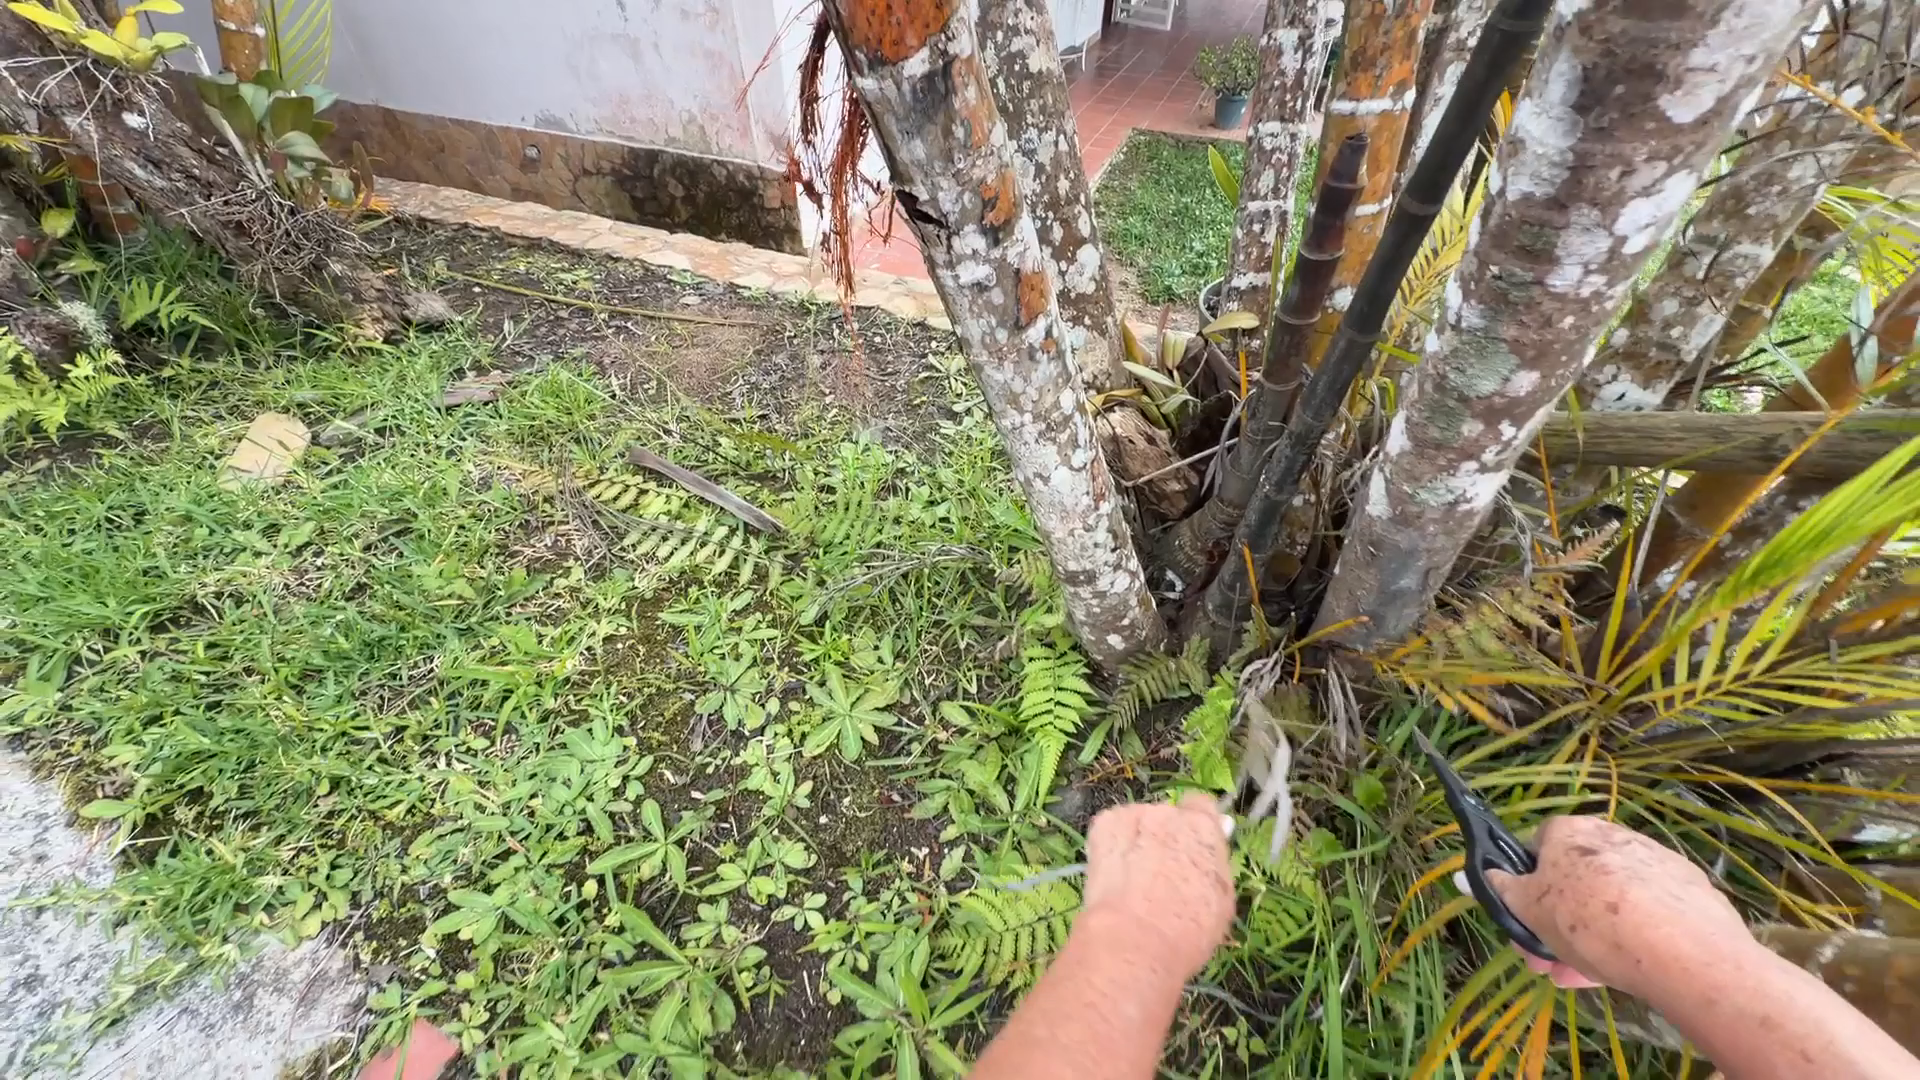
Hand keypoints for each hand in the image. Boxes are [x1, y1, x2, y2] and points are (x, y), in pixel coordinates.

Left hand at [1081, 793, 1234, 978]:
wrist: (1134, 939)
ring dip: (1137, 840)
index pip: (1201, 807)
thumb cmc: (1187, 931)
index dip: (1195, 827)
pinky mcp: (1103, 823)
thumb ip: (1215, 861)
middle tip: (1159, 872)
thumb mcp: (1220, 899)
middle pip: (1167, 817)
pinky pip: (1112, 829)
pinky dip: (1112, 845)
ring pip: (1138, 823)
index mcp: (1203, 827)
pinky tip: (1114, 875)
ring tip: (1132, 879)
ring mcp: (1133, 814)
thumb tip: (1217, 834)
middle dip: (1164, 837)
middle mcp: (1168, 812)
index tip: (1190, 847)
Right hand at [1485, 816, 1754, 996]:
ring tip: (1582, 980)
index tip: (1528, 923)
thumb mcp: (1528, 908)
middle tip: (1551, 962)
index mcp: (1568, 829)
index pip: (1537, 851)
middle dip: (1559, 924)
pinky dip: (1636, 939)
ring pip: (1612, 903)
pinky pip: (1651, 915)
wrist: (1688, 957)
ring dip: (1592, 939)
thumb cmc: (1589, 921)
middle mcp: (1611, 835)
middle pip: (1575, 883)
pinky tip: (1628, 972)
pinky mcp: (1696, 895)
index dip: (1528, 890)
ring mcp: (1657, 864)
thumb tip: (1467, 873)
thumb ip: (1499, 889)